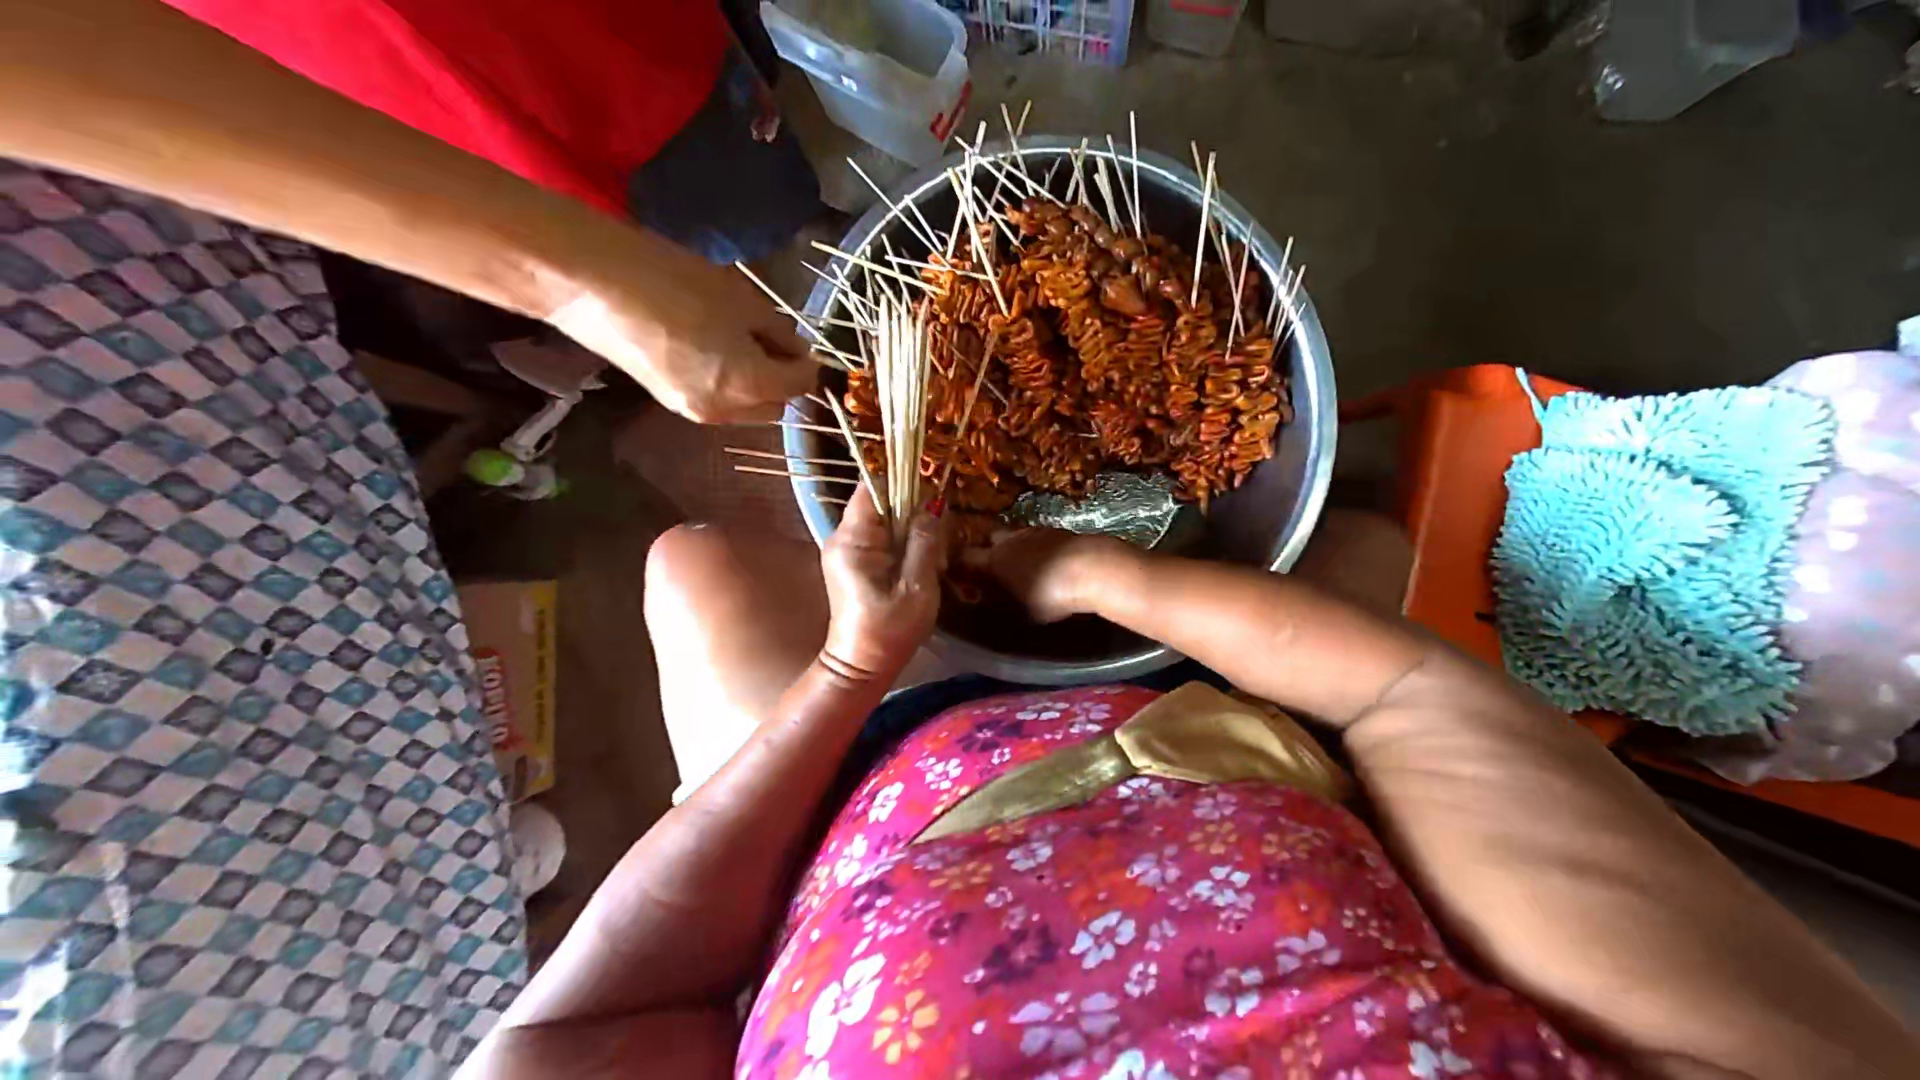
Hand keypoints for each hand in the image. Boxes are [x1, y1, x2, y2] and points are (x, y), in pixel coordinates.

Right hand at [544, 232, 815, 422]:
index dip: (806, 363)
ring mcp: (694, 412)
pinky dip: (727, 385)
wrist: (590, 284)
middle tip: (770, 342)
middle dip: (781, 381)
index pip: (799, 385)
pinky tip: (709, 349)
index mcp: (750, 386)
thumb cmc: (675, 282)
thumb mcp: (741, 300)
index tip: (800, 341)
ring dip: (754, 386)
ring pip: (745, 410)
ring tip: (737, 342)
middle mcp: (726, 412)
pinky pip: (717, 402)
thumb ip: (777, 331)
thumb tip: (795, 349)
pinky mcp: (669, 403)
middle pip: (775, 406)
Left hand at [819, 489, 944, 680]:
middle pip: (882, 502)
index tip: (932, 504)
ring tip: (933, 561)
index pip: (873, 486)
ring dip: (912, 533)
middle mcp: (842, 537)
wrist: (860, 668)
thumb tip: (934, 503)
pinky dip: (903, 546)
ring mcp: (844, 550)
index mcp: (853, 540)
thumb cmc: (890, 631)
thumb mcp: (917, 586)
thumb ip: (925, 541)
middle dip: (914, 515)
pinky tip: (920, 569)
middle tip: (939, 546)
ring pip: (885, 520)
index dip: (904, 485)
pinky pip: (881, 538)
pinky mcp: (852, 562)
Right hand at [966, 528, 1135, 622]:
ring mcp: (1036, 532)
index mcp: (995, 559)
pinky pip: (1038, 538)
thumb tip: (998, 606)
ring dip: (1016, 547)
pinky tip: (1047, 562)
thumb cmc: (1052, 595)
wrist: (1094, 568)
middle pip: (991, 538)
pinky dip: (1038, 548)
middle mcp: (1011, 540)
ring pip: (1016, 536)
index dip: (959, 565)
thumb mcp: (1025, 613)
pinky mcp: (1060, 531)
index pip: (966, 557)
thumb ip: (1007, 606)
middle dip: (989, 549)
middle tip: (992, 567)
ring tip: (1022, 565)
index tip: (957, 574)